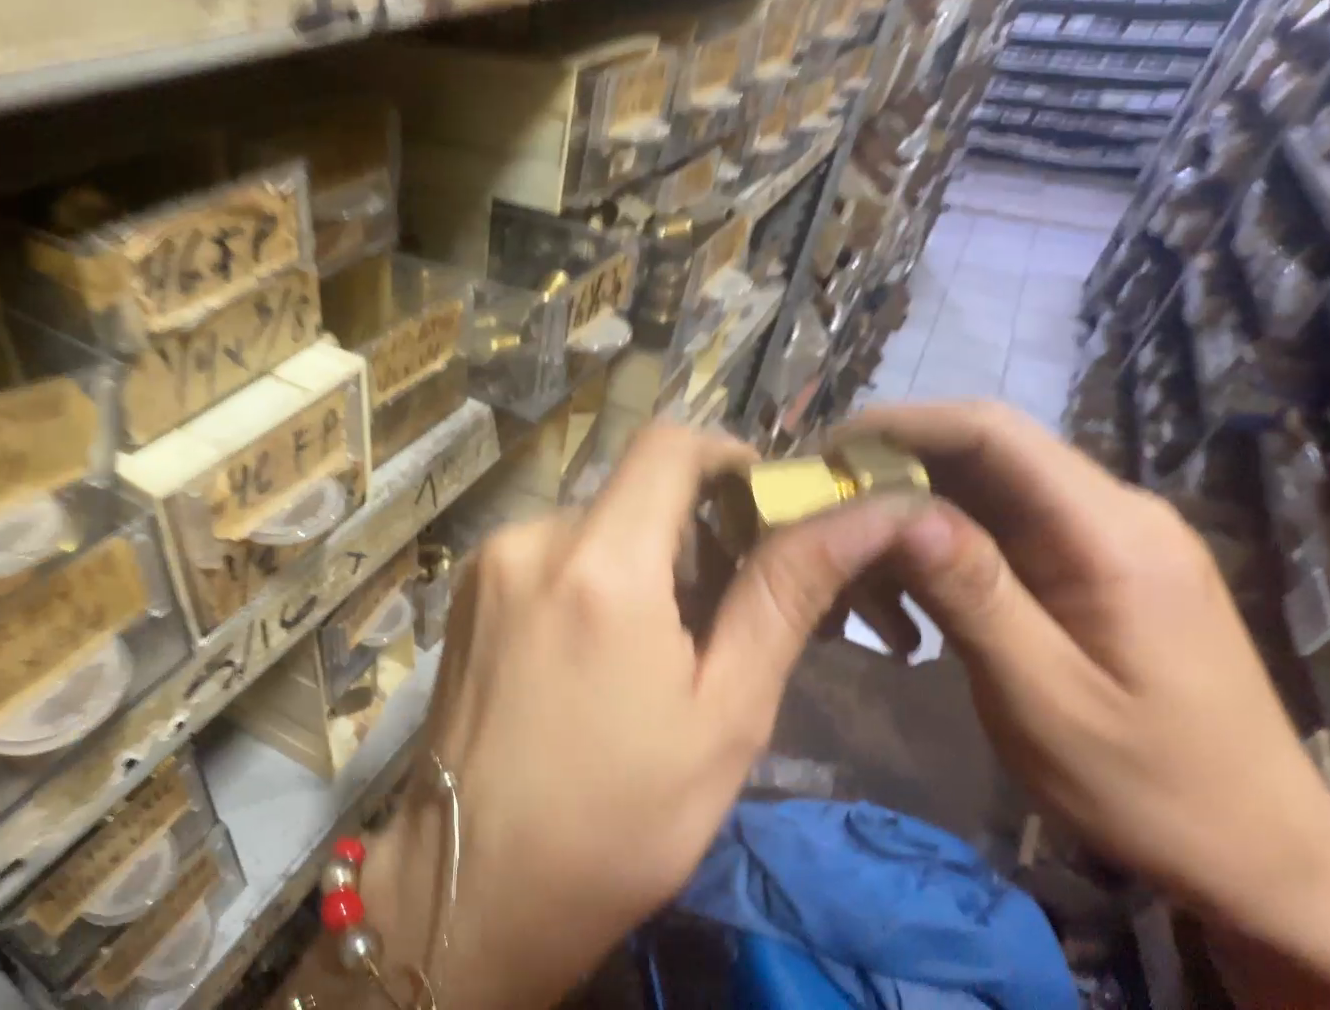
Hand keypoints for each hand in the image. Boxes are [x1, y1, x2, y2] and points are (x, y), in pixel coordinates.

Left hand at [360, 426, 923, 1007]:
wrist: (476, 885)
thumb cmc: (618, 818)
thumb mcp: (725, 713)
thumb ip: (784, 595)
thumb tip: (866, 512)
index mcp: (599, 561)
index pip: (668, 445)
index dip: (726, 459)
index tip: (764, 510)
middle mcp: (528, 541)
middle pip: (627, 490)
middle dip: (686, 526)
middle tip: (727, 606)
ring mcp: (485, 568)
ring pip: (585, 526)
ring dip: (635, 559)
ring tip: (661, 646)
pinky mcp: (463, 598)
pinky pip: (542, 558)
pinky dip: (585, 579)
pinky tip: (597, 655)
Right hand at [847, 400, 1329, 999]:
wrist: (1251, 849)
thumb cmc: (1148, 784)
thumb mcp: (1045, 698)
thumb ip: (974, 596)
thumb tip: (894, 511)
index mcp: (1111, 534)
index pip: (991, 433)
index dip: (896, 427)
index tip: (816, 457)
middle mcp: (1109, 515)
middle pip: (978, 454)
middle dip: (884, 472)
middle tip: (807, 515)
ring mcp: (1097, 541)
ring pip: (976, 492)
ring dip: (901, 516)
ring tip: (840, 569)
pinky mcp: (1082, 569)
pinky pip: (992, 531)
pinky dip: (930, 551)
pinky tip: (895, 599)